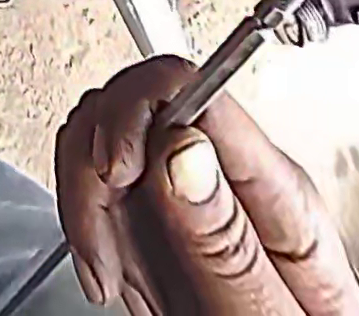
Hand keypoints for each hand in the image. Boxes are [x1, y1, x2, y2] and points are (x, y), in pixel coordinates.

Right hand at [55, 56, 358, 315]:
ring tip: (111, 272)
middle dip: (95, 164)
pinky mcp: (154, 208)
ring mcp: (186, 185)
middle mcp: (227, 171)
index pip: (188, 87)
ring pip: (101, 130)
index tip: (113, 174)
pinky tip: (111, 268)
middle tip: (106, 248)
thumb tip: (182, 145)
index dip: (133, 111)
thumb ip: (228, 243)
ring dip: (85, 199)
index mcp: (274, 188)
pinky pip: (94, 173)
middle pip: (132, 100)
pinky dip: (85, 216)